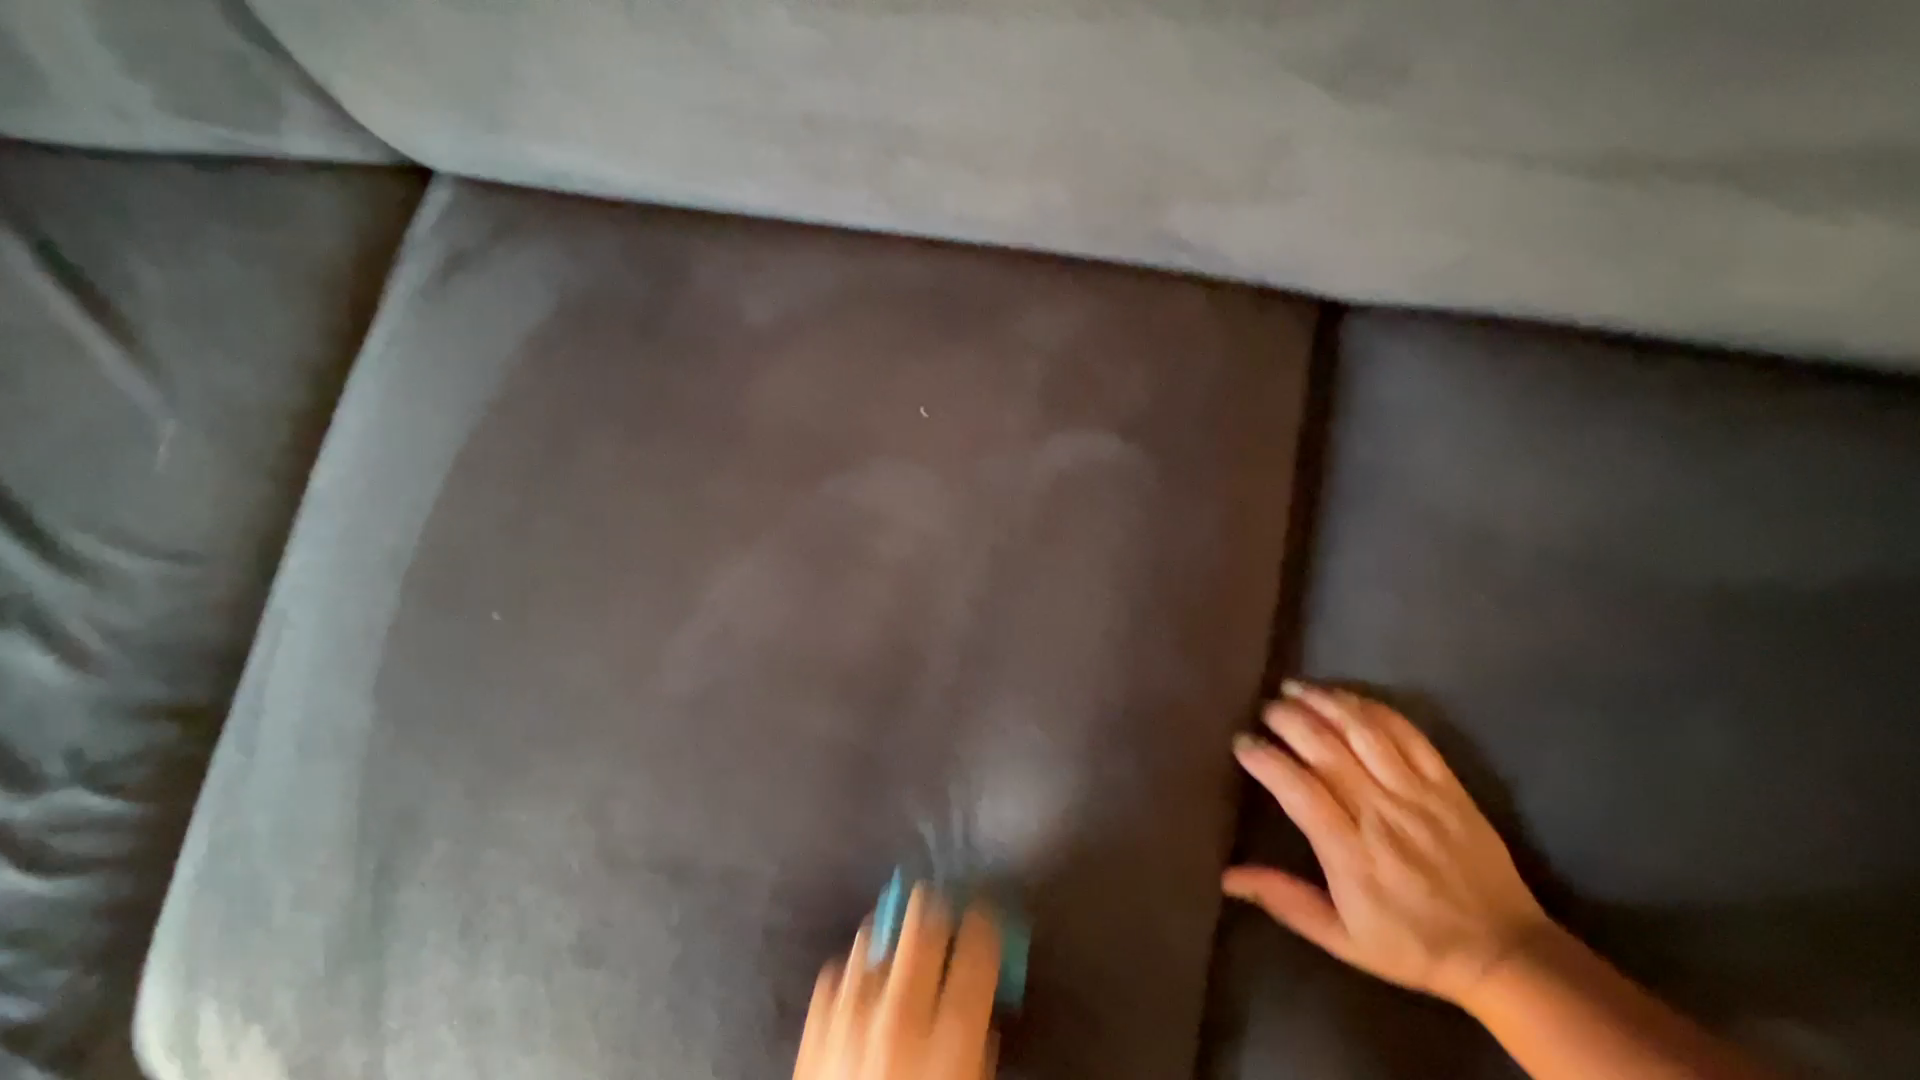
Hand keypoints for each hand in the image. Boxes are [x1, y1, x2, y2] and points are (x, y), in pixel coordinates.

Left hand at [795, 885, 1001, 1079]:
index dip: (986, 922)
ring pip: (873, 939)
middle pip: (923, 927)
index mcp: (950, 1035)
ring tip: (900, 938)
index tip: (986, 915)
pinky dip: (853, 970)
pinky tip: (863, 980)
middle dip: (937, 908)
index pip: (977, 950)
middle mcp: (901, 1014)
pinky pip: (835, 972)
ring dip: (891, 934)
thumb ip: (976, 1041)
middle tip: (942, 905)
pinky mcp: (814, 1027)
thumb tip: (977, 999)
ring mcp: (850, 1016)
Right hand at [1226, 682, 1549, 1006]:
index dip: (1265, 759)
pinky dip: (1374, 709)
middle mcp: (1380, 813)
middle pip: (1326, 749)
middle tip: (1263, 707)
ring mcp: (1418, 794)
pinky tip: (1349, 699)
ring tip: (1296, 688)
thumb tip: (1225, 877)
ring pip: (1364, 732)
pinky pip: (1409, 734)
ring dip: (1326, 703)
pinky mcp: (1447, 784)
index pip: (1297, 789)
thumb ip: (1284, 900)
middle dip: (1289, 719)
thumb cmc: (1411, 946)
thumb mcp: (1340, 938)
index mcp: (1350, 852)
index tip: (1241, 742)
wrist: (1502, 952)